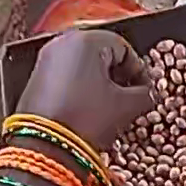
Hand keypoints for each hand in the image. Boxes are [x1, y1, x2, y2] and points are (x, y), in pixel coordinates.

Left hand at [17, 29, 155, 153]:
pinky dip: (81, 93)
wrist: (44, 146)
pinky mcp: (36, 81)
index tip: (146, 90)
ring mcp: (46, 62)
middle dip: (118, 79)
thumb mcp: (124, 108)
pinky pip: (67, 80)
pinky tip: (89, 114)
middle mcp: (62, 43)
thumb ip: (144, 96)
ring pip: (83, 69)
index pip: (124, 48)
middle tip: (129, 101)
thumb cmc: (85, 120)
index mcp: (86, 40)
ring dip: (100, 87)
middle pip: (101, 56)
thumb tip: (149, 94)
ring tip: (110, 111)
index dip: (139, 71)